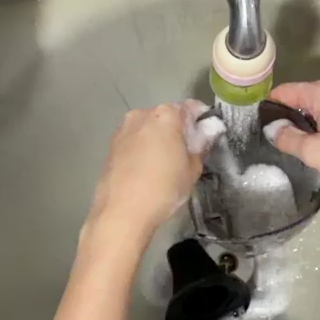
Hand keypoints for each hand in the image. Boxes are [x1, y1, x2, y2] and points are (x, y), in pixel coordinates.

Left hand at [82, 101, 205, 248]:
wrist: (120, 212)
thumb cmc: (163, 189)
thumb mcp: (192, 168)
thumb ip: (201, 143)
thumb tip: (209, 128)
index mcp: (166, 115)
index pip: (191, 107)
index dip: (202, 120)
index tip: (207, 136)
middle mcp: (142, 114)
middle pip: (167, 116)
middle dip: (179, 129)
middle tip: (187, 153)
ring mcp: (123, 129)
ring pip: (148, 127)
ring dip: (158, 138)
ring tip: (165, 164)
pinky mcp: (111, 145)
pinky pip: (134, 140)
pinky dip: (142, 148)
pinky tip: (146, 169)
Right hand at [266, 80, 319, 196]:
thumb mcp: (315, 153)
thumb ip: (288, 138)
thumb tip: (272, 128)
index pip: (282, 91)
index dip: (268, 109)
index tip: (260, 130)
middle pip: (300, 97)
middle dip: (288, 117)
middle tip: (281, 145)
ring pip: (317, 106)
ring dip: (307, 124)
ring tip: (303, 149)